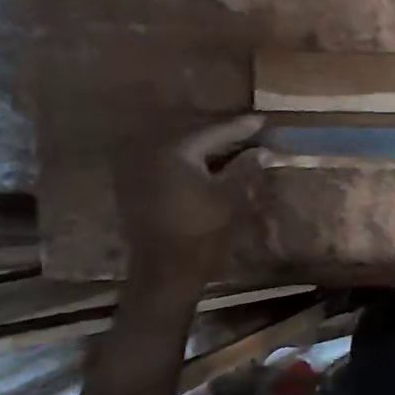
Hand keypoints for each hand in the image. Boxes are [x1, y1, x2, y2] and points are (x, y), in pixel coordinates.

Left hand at [120, 115, 265, 279]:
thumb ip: (246, 170)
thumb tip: (262, 152)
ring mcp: (135, 168)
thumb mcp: (232, 199)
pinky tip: (204, 164)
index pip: (213, 131)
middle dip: (220, 133)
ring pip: (176, 146)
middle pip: (192, 133)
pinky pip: (164, 160)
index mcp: (174, 151)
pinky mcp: (132, 185)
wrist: (164, 274)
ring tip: (228, 145)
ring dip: (202, 145)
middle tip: (247, 130)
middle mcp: (148, 151)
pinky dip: (185, 159)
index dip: (241, 128)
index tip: (262, 120)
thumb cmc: (201, 234)